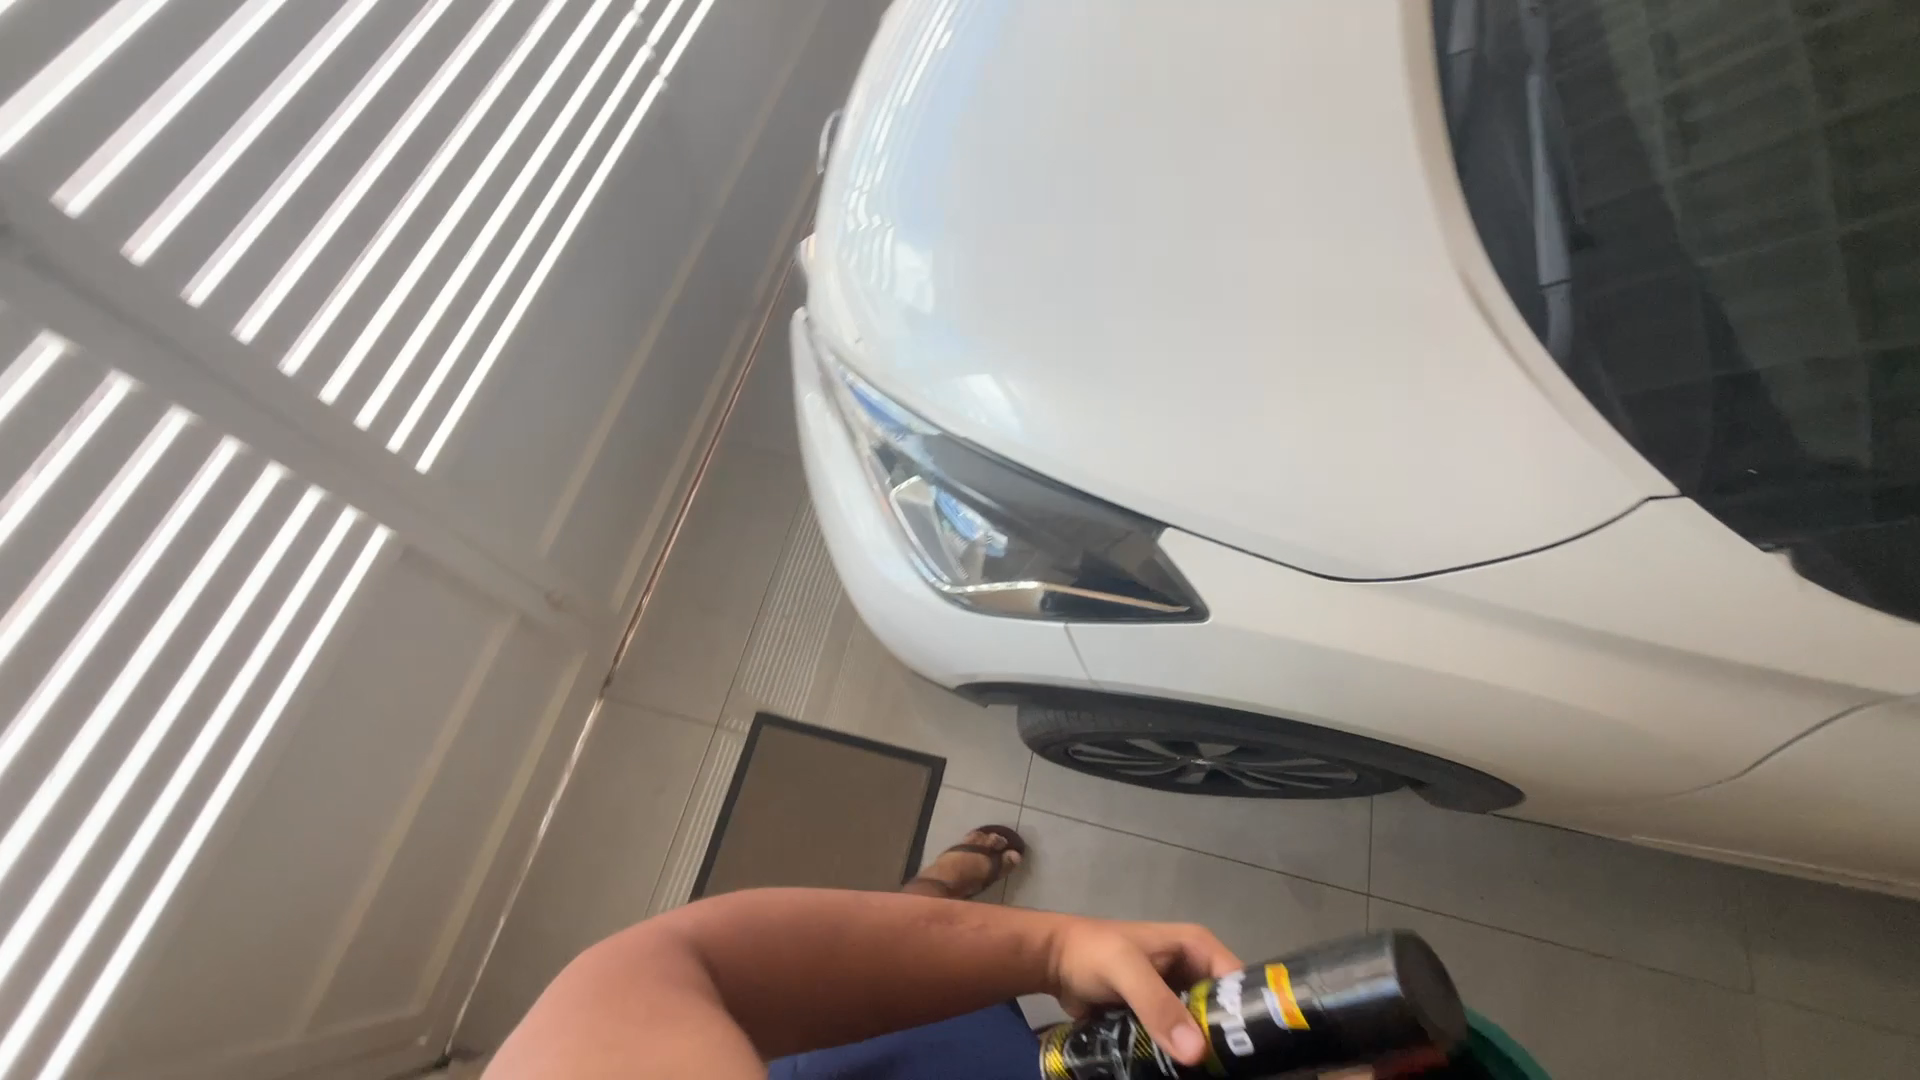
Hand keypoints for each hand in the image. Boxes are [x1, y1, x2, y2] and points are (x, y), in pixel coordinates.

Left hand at [1045, 916, 1243, 1066]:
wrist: (1054, 962)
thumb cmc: (1092, 952)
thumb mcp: (1125, 969)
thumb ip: (1157, 1004)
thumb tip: (1197, 1052)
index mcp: (1197, 947)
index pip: (1241, 985)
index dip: (1252, 1019)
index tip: (1257, 1059)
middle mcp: (1195, 971)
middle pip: (1227, 1014)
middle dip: (1230, 1046)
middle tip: (1234, 1076)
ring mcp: (1178, 998)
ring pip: (1206, 1033)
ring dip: (1209, 1058)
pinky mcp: (1161, 1020)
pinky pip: (1183, 1044)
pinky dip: (1187, 1061)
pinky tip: (1189, 1079)